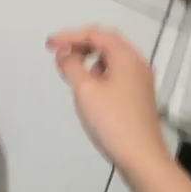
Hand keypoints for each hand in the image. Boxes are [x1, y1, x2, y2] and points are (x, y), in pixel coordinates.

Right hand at [47, 25, 171, 174]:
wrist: (142, 158)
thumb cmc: (112, 121)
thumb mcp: (85, 90)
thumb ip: (70, 65)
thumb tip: (64, 52)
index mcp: (126, 55)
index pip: (94, 34)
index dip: (69, 36)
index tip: (48, 46)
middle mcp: (137, 61)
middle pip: (106, 41)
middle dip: (81, 44)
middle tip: (60, 53)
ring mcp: (141, 79)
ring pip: (112, 57)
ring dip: (91, 57)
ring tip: (73, 71)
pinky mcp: (140, 94)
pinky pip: (117, 72)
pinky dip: (100, 71)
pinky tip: (91, 88)